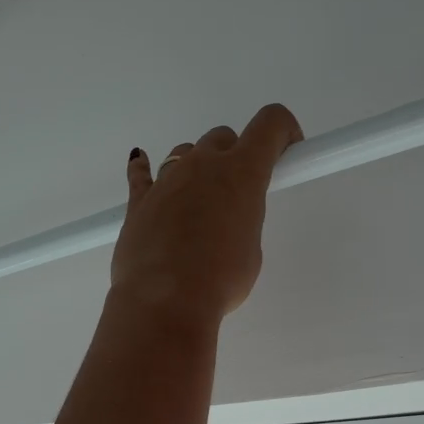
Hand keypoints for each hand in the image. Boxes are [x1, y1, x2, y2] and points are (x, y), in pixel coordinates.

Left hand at [110, 104, 302, 321]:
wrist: (163, 300)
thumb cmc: (219, 280)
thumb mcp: (250, 250)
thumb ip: (241, 223)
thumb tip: (221, 227)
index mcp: (242, 172)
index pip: (270, 124)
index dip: (282, 131)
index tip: (286, 150)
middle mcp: (202, 166)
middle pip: (221, 139)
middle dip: (233, 156)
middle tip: (235, 189)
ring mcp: (166, 181)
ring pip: (183, 154)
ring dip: (194, 166)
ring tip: (196, 196)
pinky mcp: (137, 203)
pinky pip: (139, 175)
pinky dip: (141, 168)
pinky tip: (139, 161)